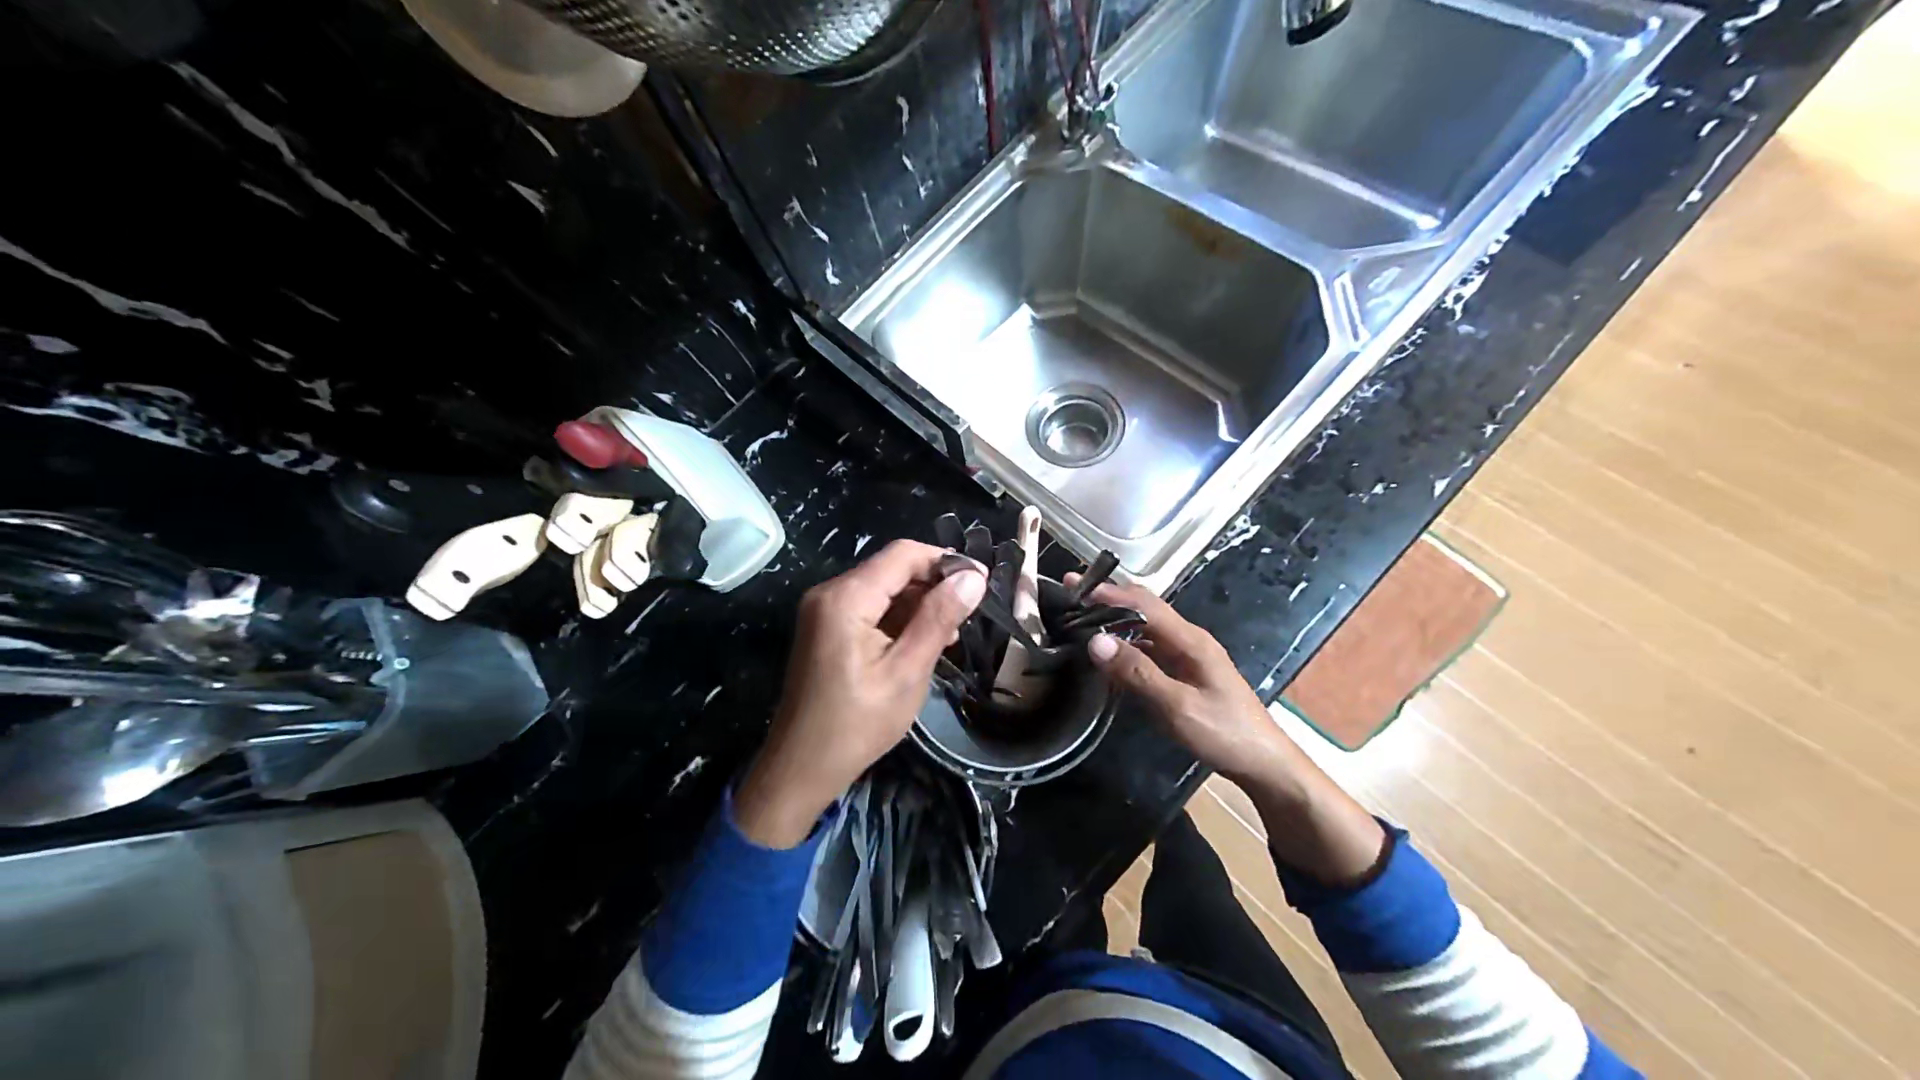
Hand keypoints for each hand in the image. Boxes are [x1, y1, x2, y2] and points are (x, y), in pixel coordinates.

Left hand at [736, 541, 985, 847]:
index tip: (982, 581)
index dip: (945, 561)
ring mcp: (824, 611)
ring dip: (918, 603)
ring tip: (951, 633)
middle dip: (933, 584)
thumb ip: (938, 618)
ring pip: (883, 588)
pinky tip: (923, 641)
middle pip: (892, 568)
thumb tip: (972, 577)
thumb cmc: (857, 724)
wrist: (802, 767)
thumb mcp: (907, 671)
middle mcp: (829, 593)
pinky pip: (869, 608)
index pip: (903, 554)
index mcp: (846, 597)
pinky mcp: (825, 628)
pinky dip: (898, 618)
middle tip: (969, 613)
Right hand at [1072, 576, 1386, 885]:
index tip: (1076, 588)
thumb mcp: (1177, 706)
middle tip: (1073, 594)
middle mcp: (1188, 640)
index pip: (1144, 605)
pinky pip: (1149, 648)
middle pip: (1144, 609)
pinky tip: (1107, 654)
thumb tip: (1095, 641)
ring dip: (1114, 620)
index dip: (1109, 593)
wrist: (1262, 762)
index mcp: (1190, 640)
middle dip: (1109, 598)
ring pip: (1145, 628)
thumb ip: (1137, 673)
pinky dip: (1125, 643)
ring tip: (1081, 619)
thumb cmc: (1223, 732)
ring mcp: (1187, 656)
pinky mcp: (1184, 672)